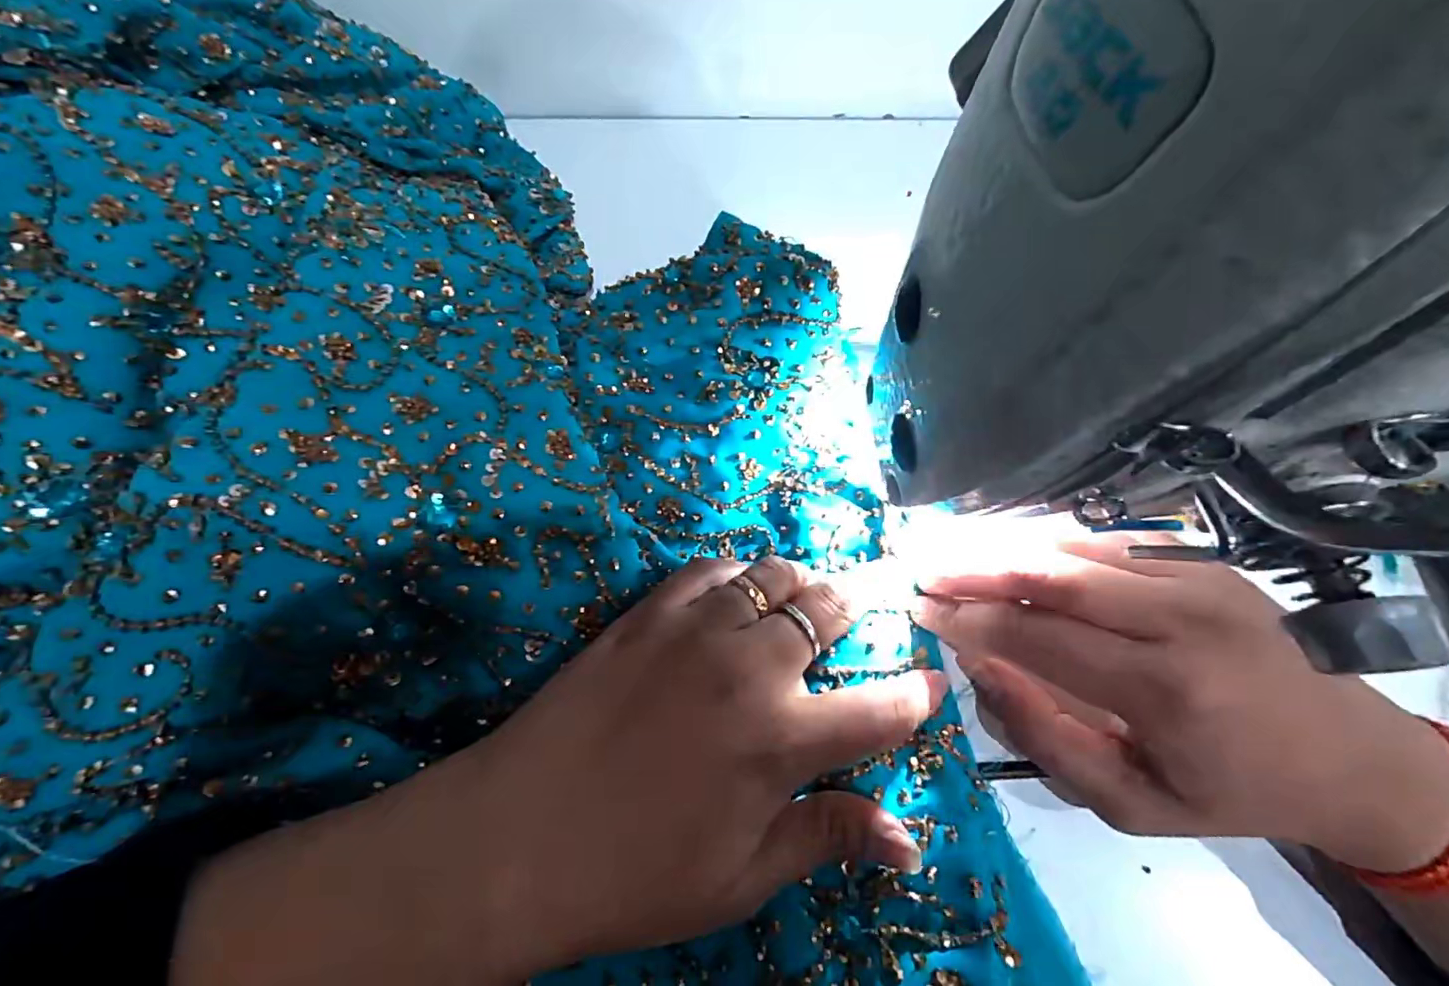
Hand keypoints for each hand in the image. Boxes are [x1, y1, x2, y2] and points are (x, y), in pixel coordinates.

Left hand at [175, 556, 945, 985]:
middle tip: (865, 609)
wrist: (517, 836)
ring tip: (808, 592)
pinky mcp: (648, 613)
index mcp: (783, 740)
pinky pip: (709, 569)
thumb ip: (825, 839)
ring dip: (802, 581)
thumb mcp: (741, 878)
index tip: (931, 682)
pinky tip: (737, 587)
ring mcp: (696, 631)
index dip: (917, 695)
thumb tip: (906, 841)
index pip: (880, 710)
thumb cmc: (636, 872)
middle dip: (860, 607)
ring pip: (773, 577)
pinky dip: (736, 572)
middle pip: (829, 612)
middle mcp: (750, 668)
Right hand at [914, 531, 1448, 872]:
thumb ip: (1046, 738)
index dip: (969, 618)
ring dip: (1001, 547)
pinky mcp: (1200, 557)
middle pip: (1047, 572)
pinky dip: (1044, 543)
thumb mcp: (1133, 804)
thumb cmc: (1232, 789)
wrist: (1346, 752)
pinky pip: (1101, 542)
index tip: (923, 610)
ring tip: (949, 550)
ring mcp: (1194, 575)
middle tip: (921, 568)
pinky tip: (1007, 549)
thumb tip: (979, 667)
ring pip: (1070, 545)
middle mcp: (1179, 614)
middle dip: (972, 568)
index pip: (1036, 634)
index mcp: (1165, 687)